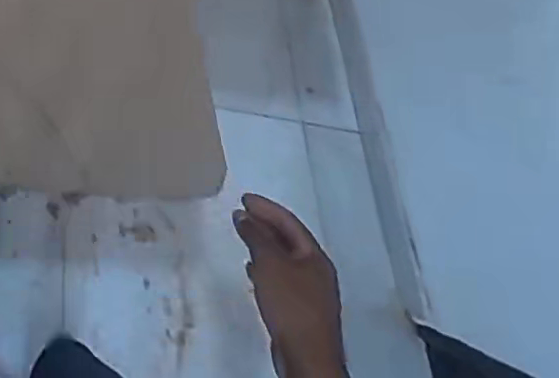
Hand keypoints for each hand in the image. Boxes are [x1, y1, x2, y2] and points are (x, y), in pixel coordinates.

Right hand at [234, 193, 346, 377]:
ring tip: (244, 237)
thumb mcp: (269, 263)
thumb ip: (256, 237)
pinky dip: (266, 268)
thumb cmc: (291, 305)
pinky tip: (253, 271)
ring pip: (285, 259)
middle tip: (242, 213)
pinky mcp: (302, 311)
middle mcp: (317, 271)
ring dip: (264, 246)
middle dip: (264, 225)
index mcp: (315, 256)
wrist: (308, 361)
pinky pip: (282, 278)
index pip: (289, 222)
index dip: (266, 207)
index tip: (244, 198)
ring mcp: (311, 293)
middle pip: (288, 240)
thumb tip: (243, 215)